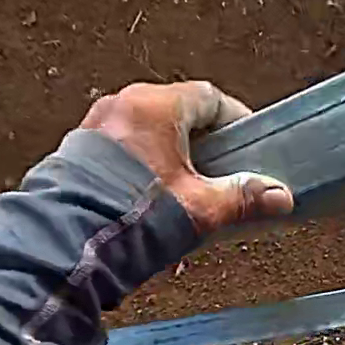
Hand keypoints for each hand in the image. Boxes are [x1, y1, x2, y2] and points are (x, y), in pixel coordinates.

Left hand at [79, 81, 295, 232]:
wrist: (64, 247)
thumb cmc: (132, 219)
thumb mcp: (200, 209)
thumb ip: (243, 198)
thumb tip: (281, 196)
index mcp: (154, 107)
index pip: (209, 98)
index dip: (236, 120)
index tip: (250, 145)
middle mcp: (121, 106)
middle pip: (179, 114)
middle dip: (206, 144)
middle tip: (223, 174)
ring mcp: (95, 126)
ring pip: (150, 133)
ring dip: (175, 157)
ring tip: (190, 192)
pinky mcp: (77, 151)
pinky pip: (124, 148)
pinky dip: (146, 165)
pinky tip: (154, 200)